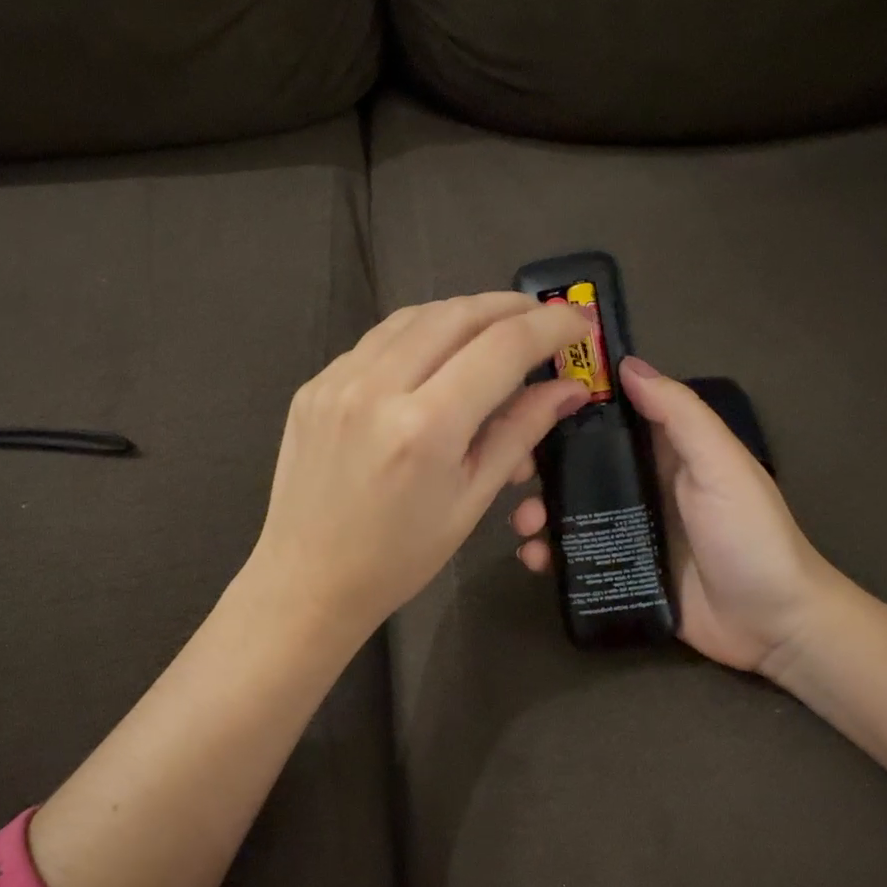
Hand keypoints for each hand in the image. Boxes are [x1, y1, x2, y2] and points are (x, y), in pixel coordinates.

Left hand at [251, 292, 591, 641]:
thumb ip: (519, 433)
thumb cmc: (399, 557)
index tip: (580, 323)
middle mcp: (378, 387)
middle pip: (458, 314)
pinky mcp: (315, 384)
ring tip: (497, 329)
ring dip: (464, 313)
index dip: (551, 326)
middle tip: (544, 319)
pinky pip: (378, 340)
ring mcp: (338, 380)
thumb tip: (568, 389)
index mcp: (426, 427)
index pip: (503, 347)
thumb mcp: (471, 501)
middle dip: (510, 307)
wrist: (307, 580)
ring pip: (415, 316)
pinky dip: (419, 334)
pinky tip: (438, 354)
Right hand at [510, 356, 853, 671]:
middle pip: (579, 467)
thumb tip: (627, 365)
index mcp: (667, 452)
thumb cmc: (750, 534)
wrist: (772, 625)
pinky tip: (534, 559)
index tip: (523, 405)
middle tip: (511, 475)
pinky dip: (550, 555)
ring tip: (523, 526)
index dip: (568, 409)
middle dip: (540, 468)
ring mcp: (630, 532)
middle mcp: (642, 486)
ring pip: (571, 513)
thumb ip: (679, 414)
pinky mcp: (622, 573)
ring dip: (540, 513)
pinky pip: (577, 558)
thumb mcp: (720, 465)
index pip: (609, 418)